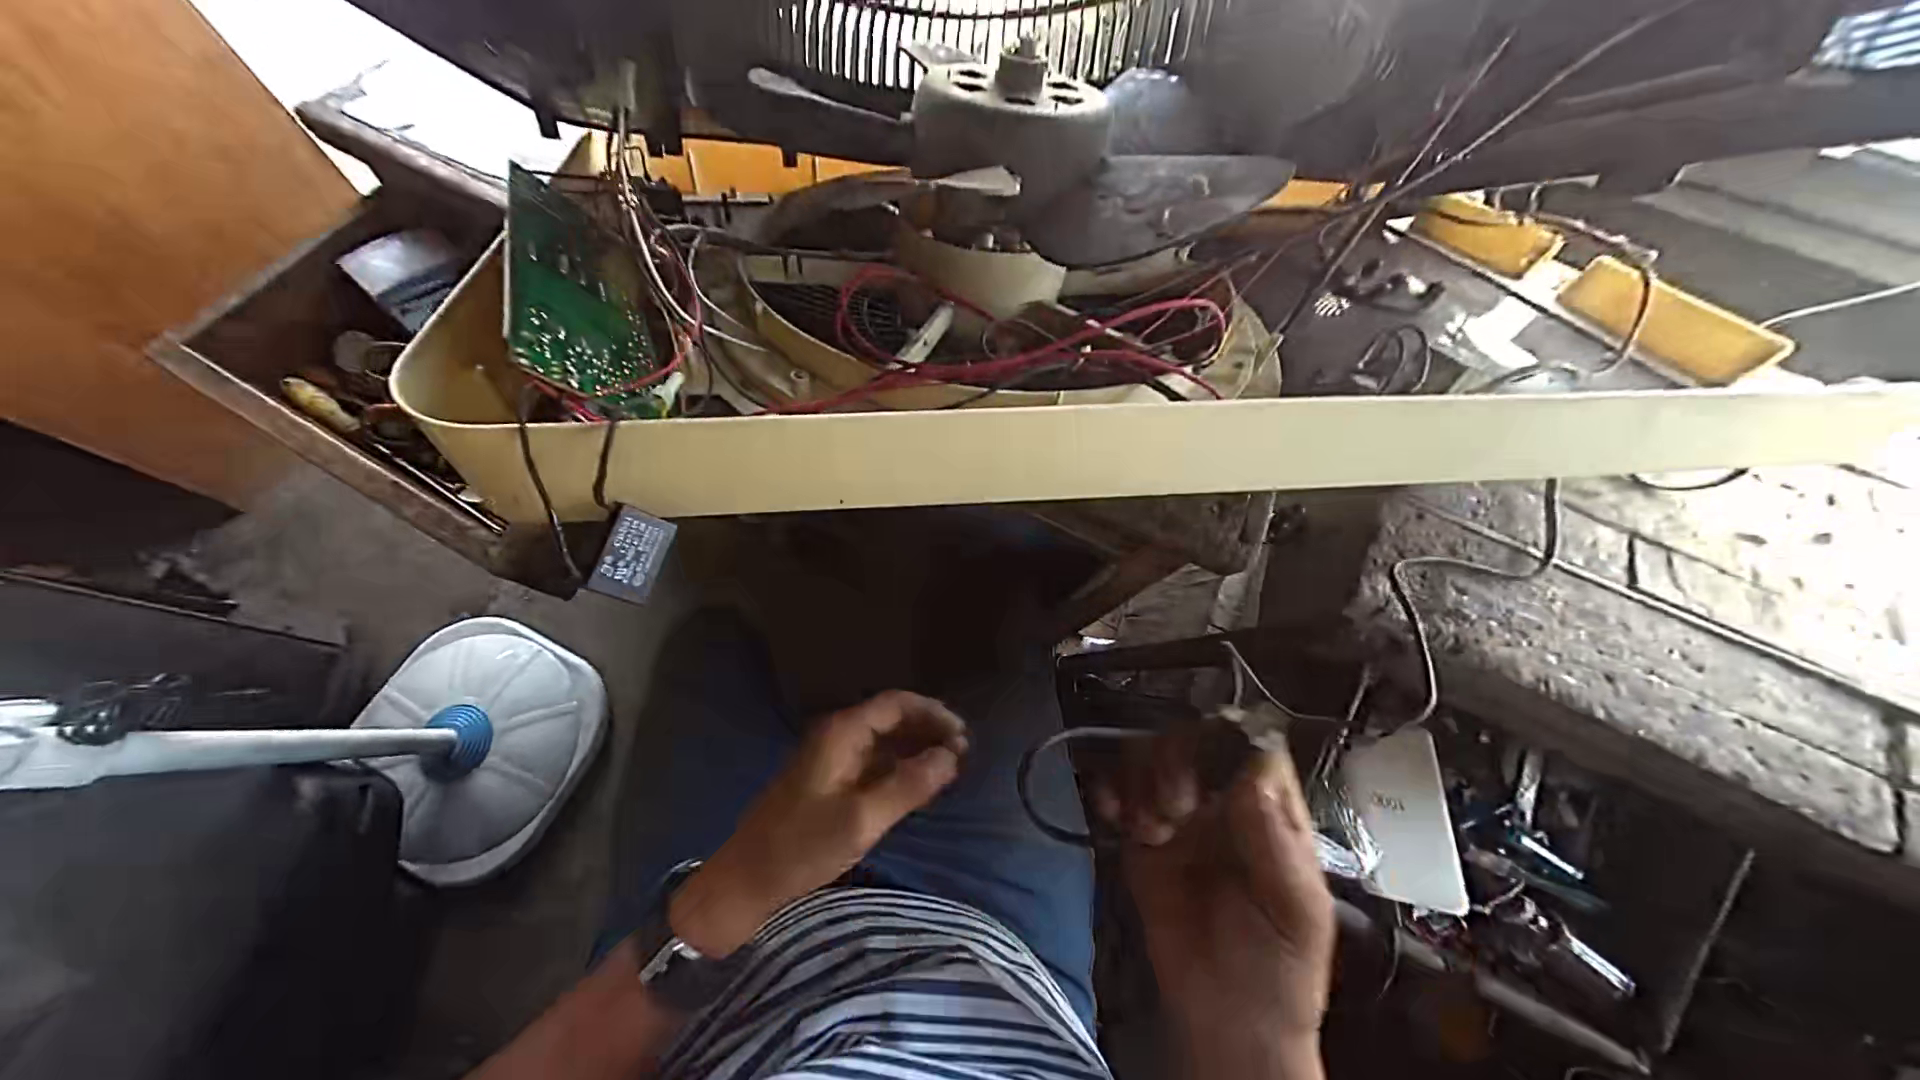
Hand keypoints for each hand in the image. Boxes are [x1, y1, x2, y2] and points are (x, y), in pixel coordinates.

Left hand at [670, 690, 967, 956]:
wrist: (746, 880)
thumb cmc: (802, 847)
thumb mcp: (862, 819)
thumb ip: (908, 785)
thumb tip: (950, 757)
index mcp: (842, 733)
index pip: (896, 704)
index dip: (933, 713)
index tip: (963, 735)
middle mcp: (838, 736)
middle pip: (892, 718)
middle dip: (928, 730)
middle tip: (962, 754)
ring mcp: (833, 758)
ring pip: (884, 741)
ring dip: (917, 749)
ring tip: (949, 768)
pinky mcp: (831, 781)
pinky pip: (874, 762)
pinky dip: (900, 767)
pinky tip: (919, 784)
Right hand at [1093, 735, 1334, 1078]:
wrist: (1227, 1023)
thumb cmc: (1280, 970)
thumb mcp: (1297, 913)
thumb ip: (1278, 846)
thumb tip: (1254, 778)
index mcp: (1269, 812)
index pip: (1251, 748)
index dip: (1228, 740)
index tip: (1208, 763)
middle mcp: (1221, 802)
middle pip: (1191, 742)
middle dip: (1175, 760)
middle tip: (1175, 805)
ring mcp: (1177, 817)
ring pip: (1150, 759)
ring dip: (1141, 779)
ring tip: (1150, 828)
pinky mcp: (1139, 839)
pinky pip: (1117, 795)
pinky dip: (1107, 792)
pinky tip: (1112, 814)